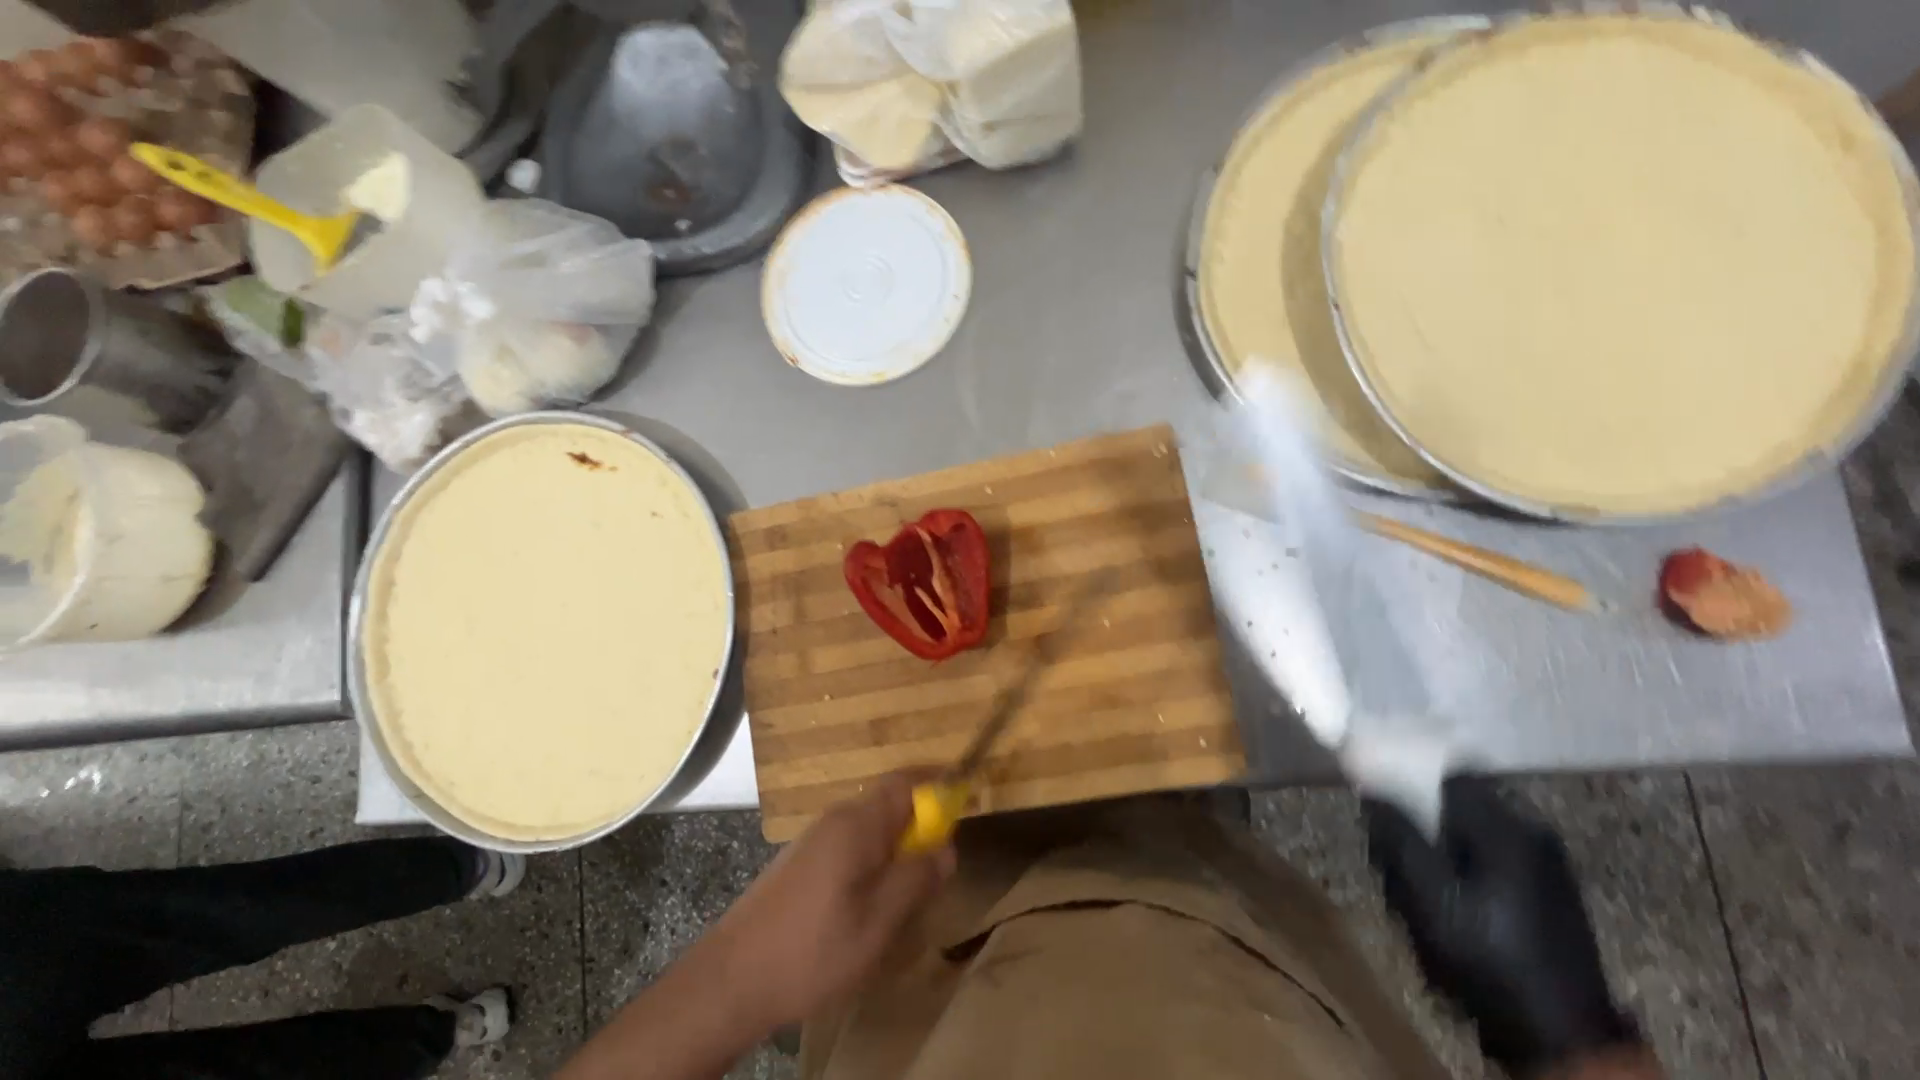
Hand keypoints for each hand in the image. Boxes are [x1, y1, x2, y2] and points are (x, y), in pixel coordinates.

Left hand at [695, 772, 955, 1032]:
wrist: (729, 981)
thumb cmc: (812, 950)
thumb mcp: (879, 922)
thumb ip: (917, 878)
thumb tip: (948, 848)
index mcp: (856, 824)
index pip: (905, 782)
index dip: (938, 787)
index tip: (965, 806)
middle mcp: (833, 821)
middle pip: (889, 806)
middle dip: (920, 831)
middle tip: (935, 875)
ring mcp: (812, 842)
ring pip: (870, 833)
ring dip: (895, 855)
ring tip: (903, 903)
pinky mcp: (799, 866)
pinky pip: (850, 851)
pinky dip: (871, 869)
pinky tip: (866, 913)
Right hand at [1365, 777, 1642, 1077]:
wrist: (1563, 1039)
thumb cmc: (1486, 960)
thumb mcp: (1427, 898)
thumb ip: (1398, 839)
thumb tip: (1373, 793)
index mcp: (1506, 827)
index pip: (1451, 774)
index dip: (1411, 780)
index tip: (1380, 800)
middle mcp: (1534, 834)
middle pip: (1461, 807)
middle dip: (1421, 827)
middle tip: (1392, 862)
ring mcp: (1548, 868)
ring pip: (1475, 839)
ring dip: (1441, 857)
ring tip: (1417, 899)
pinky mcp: (1552, 898)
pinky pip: (1495, 866)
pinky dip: (1466, 878)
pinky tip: (1450, 915)